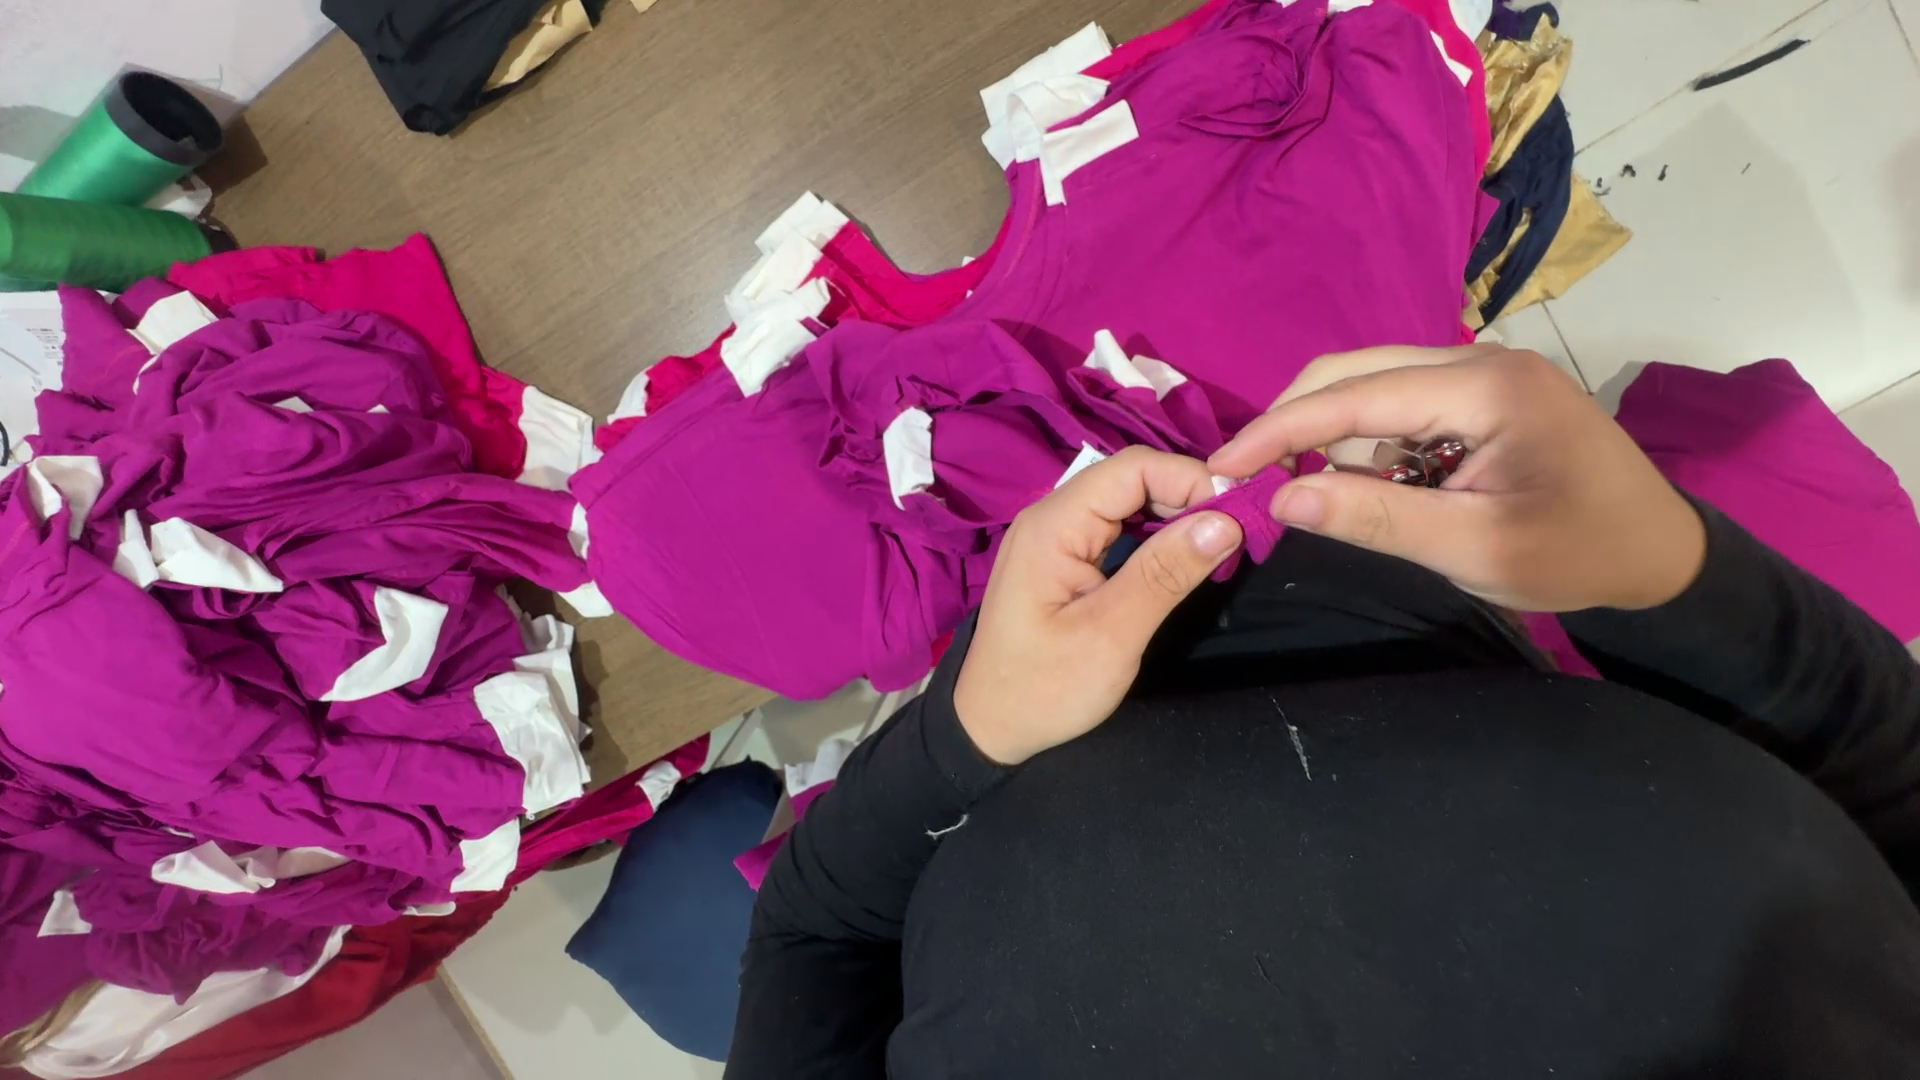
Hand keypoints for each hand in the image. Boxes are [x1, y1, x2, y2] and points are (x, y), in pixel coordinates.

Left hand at [954, 446, 1244, 764]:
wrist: (989, 724)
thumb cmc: (1043, 687)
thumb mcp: (1110, 636)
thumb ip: (1164, 574)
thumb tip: (1224, 521)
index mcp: (1053, 525)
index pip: (1132, 468)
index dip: (1190, 479)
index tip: (1238, 518)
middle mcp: (1051, 516)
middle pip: (1130, 478)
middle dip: (1188, 496)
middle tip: (1237, 537)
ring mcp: (1054, 535)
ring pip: (1126, 500)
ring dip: (1174, 515)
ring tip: (1218, 547)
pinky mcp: (1062, 557)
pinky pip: (1115, 526)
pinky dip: (1153, 535)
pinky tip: (1181, 557)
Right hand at [1209, 344, 1705, 612]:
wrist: (1660, 557)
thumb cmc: (1578, 555)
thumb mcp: (1473, 548)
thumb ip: (1374, 518)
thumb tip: (1281, 497)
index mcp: (1487, 389)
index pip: (1354, 397)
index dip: (1278, 430)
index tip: (1220, 466)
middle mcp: (1475, 362)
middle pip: (1349, 374)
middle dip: (1292, 424)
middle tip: (1251, 479)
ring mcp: (1473, 375)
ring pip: (1362, 389)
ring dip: (1325, 439)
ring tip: (1317, 496)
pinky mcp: (1469, 396)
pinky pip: (1388, 410)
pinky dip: (1357, 446)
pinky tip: (1366, 485)